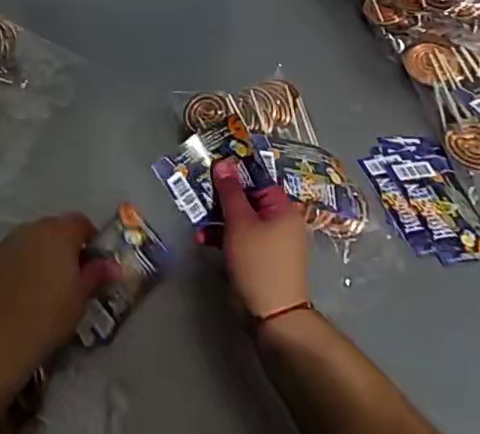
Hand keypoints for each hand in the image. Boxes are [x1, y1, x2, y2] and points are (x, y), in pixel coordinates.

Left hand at [0, 213, 118, 370]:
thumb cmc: (48, 314)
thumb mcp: (81, 296)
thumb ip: (97, 274)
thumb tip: (113, 266)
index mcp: (61, 231)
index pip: (82, 223)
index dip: (89, 241)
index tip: (93, 264)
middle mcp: (35, 228)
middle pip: (56, 229)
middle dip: (65, 246)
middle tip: (71, 276)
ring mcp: (10, 242)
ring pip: (35, 240)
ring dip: (43, 254)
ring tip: (46, 284)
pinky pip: (16, 254)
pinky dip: (24, 264)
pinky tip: (24, 290)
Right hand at [210, 157, 309, 316]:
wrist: (271, 316)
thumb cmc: (258, 262)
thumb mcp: (240, 223)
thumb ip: (229, 192)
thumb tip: (223, 163)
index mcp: (283, 206)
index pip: (257, 179)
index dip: (234, 173)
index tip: (211, 168)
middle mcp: (280, 220)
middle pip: (248, 199)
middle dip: (222, 198)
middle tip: (198, 193)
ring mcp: (270, 240)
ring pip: (241, 219)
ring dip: (218, 219)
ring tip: (196, 220)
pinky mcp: (259, 258)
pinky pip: (240, 238)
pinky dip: (224, 236)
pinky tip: (203, 239)